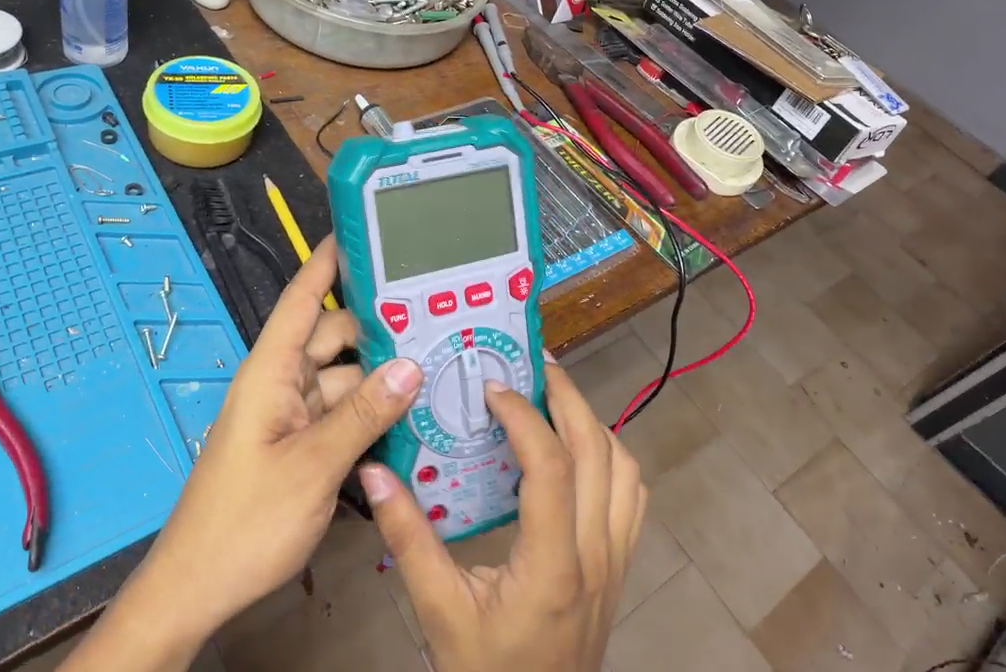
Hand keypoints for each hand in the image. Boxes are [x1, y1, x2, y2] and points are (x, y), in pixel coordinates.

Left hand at [63, 236, 423, 671]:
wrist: (199, 588)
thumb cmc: (247, 519)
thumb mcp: (313, 466)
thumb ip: (363, 414)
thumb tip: (412, 364)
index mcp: (271, 372)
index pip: (301, 299)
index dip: (328, 262)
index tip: (361, 228)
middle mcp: (281, 385)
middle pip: (333, 339)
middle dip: (377, 326)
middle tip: (438, 314)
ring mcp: (290, 419)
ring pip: (344, 381)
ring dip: (382, 377)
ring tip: (441, 365)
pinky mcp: (300, 450)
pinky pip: (341, 417)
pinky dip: (372, 414)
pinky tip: (415, 415)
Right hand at [360, 363, 643, 671]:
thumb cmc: (485, 669)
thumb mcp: (438, 611)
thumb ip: (408, 539)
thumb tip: (373, 473)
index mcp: (553, 564)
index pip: (551, 466)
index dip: (524, 416)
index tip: (491, 387)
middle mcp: (597, 553)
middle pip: (601, 452)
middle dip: (568, 397)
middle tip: (531, 364)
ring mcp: (617, 560)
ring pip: (626, 469)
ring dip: (593, 423)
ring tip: (552, 399)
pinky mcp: (620, 567)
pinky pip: (632, 496)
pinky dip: (611, 457)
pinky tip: (578, 449)